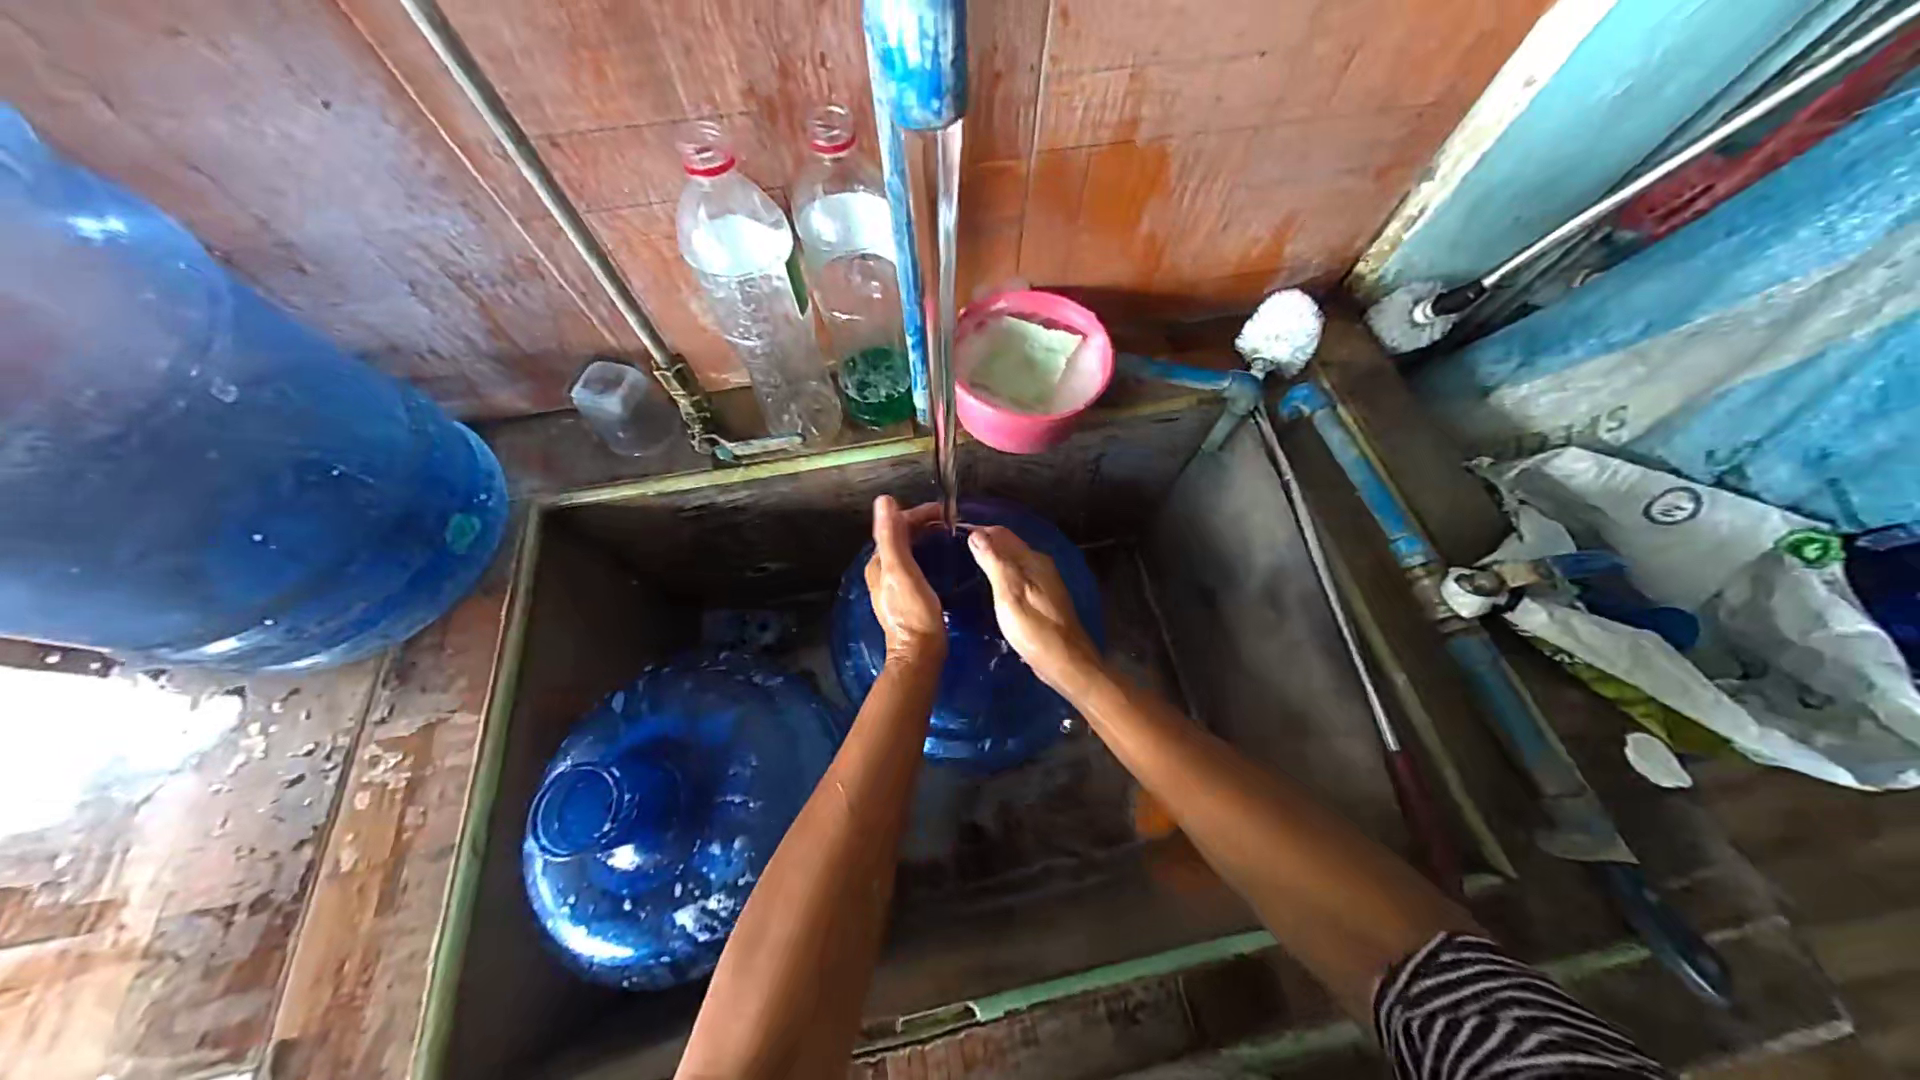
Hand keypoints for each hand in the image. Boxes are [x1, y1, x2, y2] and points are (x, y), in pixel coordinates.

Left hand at [865, 496, 945, 665]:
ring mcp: (894, 585)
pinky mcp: (908, 596)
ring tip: (949, 534)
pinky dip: (928, 554)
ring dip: (926, 538)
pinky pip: (916, 564)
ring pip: (909, 550)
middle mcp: (882, 571)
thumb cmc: (914, 613)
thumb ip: (892, 537)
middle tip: (951, 521)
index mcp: (878, 563)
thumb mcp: (902, 571)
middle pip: (901, 537)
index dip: (918, 514)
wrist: (920, 654)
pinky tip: (942, 558)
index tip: (945, 511)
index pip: (895, 526)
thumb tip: (884, 501)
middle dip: (923, 524)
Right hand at [966, 525, 1100, 693]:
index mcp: (1033, 560)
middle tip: (954, 549)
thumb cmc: (1035, 629)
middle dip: (984, 542)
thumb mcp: (1009, 593)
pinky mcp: (1042, 601)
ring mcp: (1043, 584)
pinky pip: (1017, 578)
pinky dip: (1001, 575)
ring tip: (966, 565)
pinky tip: (989, 587)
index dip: (978, 530)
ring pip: (1013, 562)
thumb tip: (976, 534)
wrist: (1067, 663)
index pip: (1002, 533)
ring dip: (992, 559)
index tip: (952, 533)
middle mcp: (1040, 566)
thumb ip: (994, 562)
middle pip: (1008, 545)